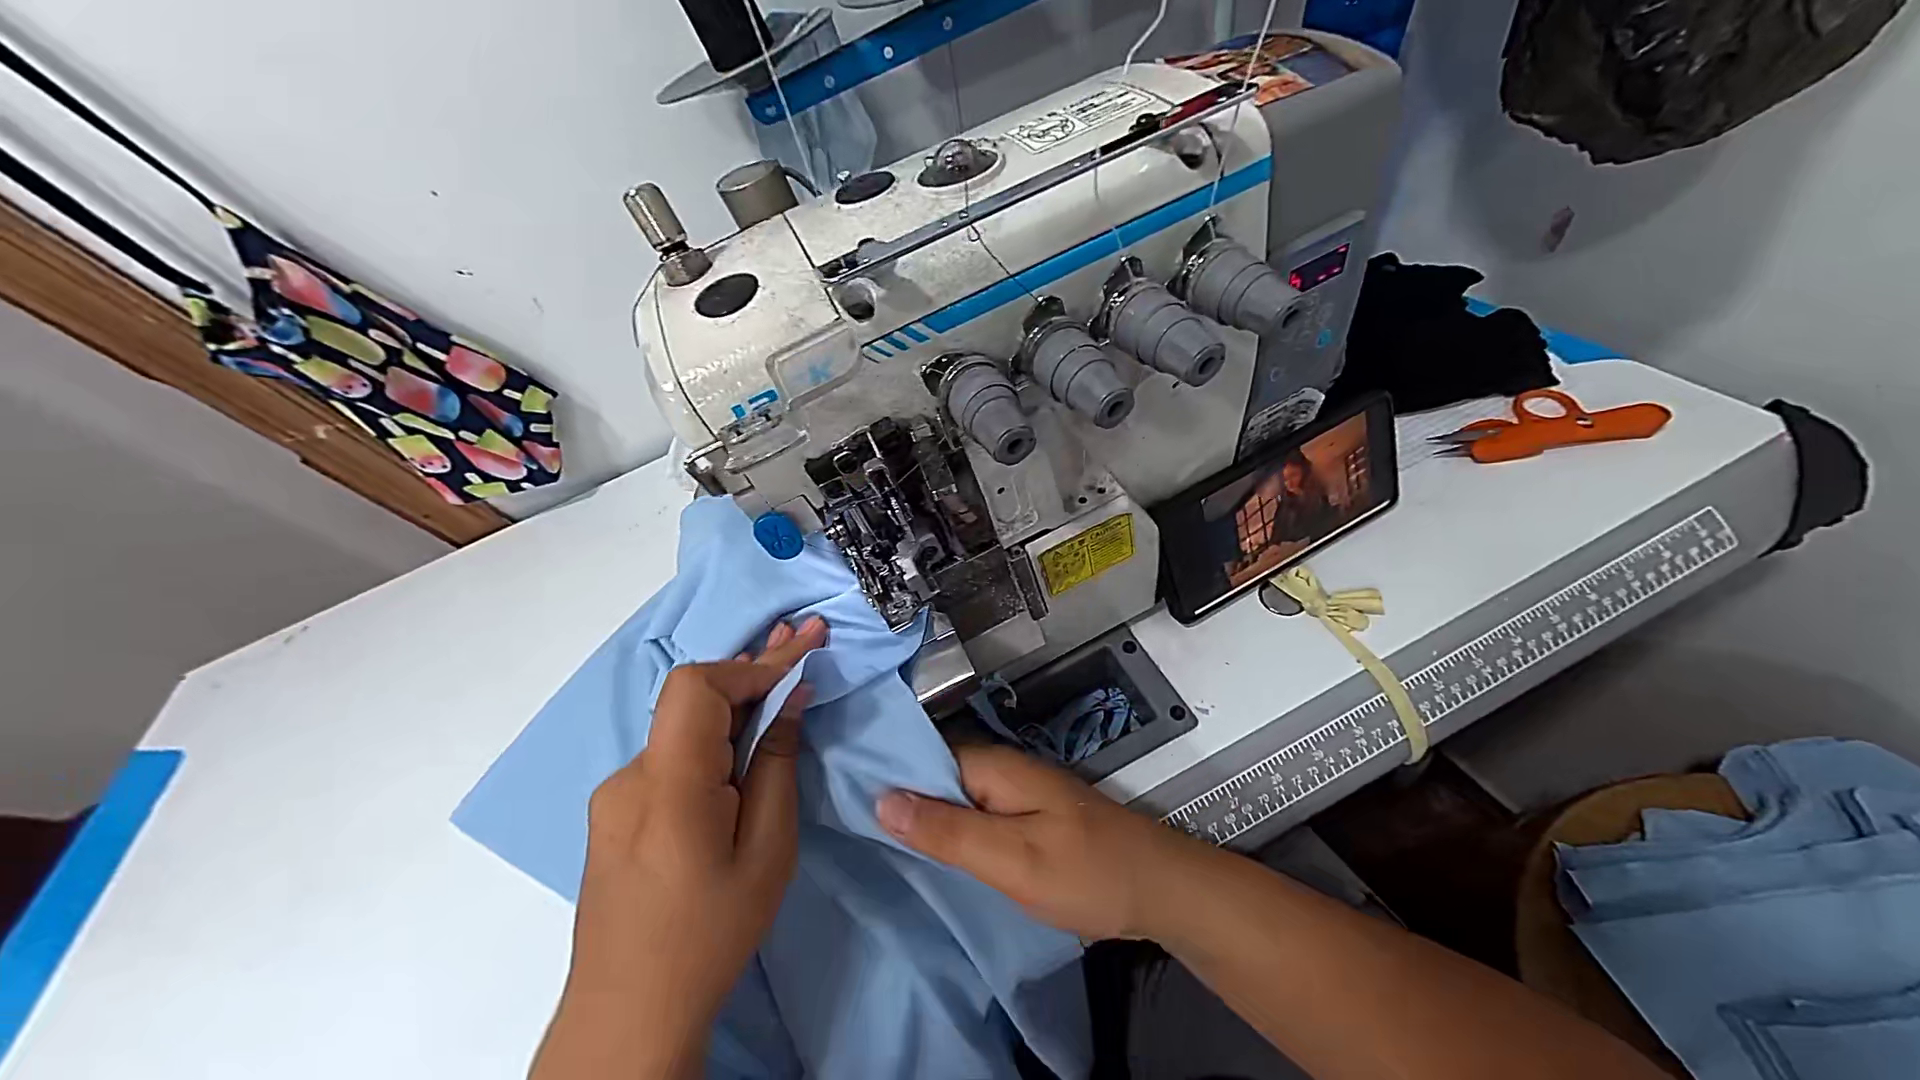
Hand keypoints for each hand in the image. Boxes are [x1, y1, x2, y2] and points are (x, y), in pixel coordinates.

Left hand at [533, 617, 826, 1079]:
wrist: (629, 1011)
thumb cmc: (710, 933)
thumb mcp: (767, 851)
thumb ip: (775, 766)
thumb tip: (791, 702)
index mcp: (669, 784)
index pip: (700, 688)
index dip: (755, 663)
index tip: (805, 644)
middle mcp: (631, 775)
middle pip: (690, 698)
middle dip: (752, 668)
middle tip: (803, 638)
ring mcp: (617, 793)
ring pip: (682, 724)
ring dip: (734, 703)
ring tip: (784, 686)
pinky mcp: (617, 810)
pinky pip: (672, 753)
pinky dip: (712, 737)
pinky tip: (743, 749)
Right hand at [875, 744, 1212, 940]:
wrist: (1161, 891)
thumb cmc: (1087, 873)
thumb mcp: (1012, 858)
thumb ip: (948, 831)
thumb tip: (881, 798)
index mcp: (993, 768)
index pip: (922, 756)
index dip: (883, 772)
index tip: (839, 792)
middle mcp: (1001, 770)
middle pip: (935, 774)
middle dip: (898, 795)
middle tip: (849, 825)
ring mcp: (1016, 793)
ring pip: (954, 796)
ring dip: (923, 815)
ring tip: (875, 839)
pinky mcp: (1027, 817)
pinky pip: (975, 815)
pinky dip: (951, 830)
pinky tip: (931, 853)